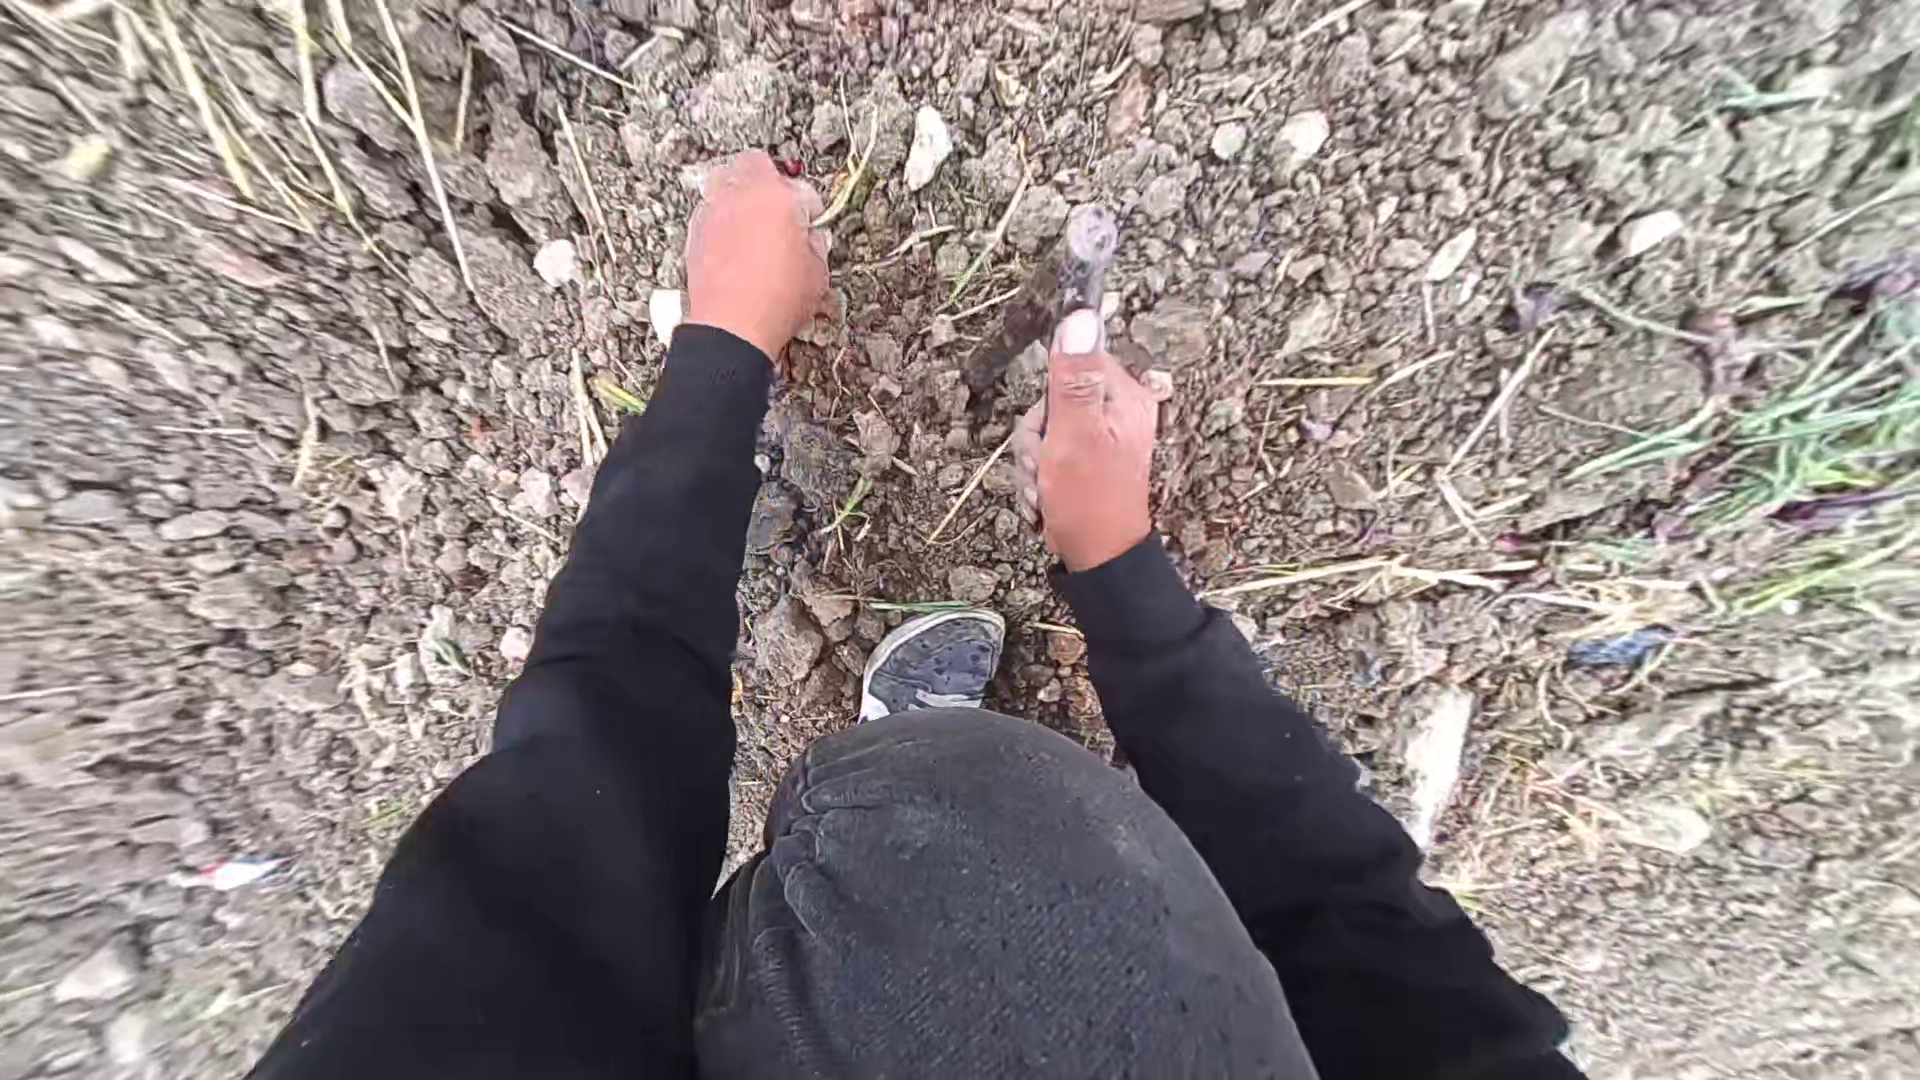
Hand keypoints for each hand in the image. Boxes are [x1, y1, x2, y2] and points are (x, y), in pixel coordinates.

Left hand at [684, 151, 828, 363]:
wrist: (733, 327)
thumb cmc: (775, 300)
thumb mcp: (818, 275)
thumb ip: (816, 246)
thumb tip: (812, 240)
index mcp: (778, 196)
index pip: (802, 188)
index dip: (811, 209)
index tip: (813, 225)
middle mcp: (741, 194)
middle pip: (754, 165)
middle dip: (769, 184)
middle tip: (781, 214)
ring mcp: (713, 211)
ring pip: (726, 184)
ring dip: (742, 200)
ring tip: (756, 230)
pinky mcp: (695, 233)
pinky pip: (711, 215)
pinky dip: (724, 225)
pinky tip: (737, 251)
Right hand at [1012, 309, 1173, 571]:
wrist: (1094, 555)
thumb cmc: (1089, 501)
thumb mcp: (1075, 435)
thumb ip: (1073, 379)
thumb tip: (1079, 316)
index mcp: (1122, 396)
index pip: (1072, 363)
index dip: (1048, 396)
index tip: (1049, 426)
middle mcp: (1113, 410)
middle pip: (1049, 399)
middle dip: (1035, 438)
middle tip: (1043, 465)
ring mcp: (1096, 435)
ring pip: (1040, 429)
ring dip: (1031, 462)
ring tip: (1043, 487)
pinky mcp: (1082, 456)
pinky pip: (1044, 451)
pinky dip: (1036, 475)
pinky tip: (1044, 495)